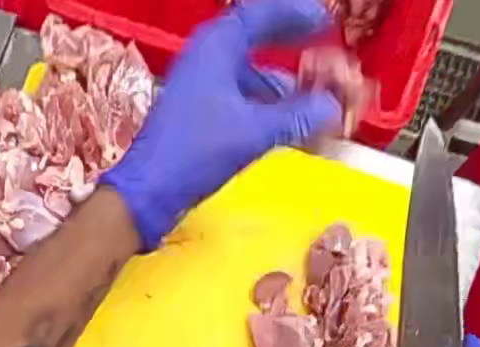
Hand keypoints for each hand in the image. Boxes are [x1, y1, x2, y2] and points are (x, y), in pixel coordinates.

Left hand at [101, 0, 340, 249]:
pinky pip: (235, 104)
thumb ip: (295, 117)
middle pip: (257, 44)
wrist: (146, 195)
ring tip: (311, 108)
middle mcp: (206, 59)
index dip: (299, 15)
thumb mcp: (251, 133)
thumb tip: (332, 108)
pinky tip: (279, 130)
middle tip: (324, 65)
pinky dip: (260, 113)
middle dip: (293, 55)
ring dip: (279, 92)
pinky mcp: (193, 120)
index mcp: (218, 45)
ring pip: (247, 79)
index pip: (265, 12)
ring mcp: (197, 90)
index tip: (327, 23)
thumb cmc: (193, 154)